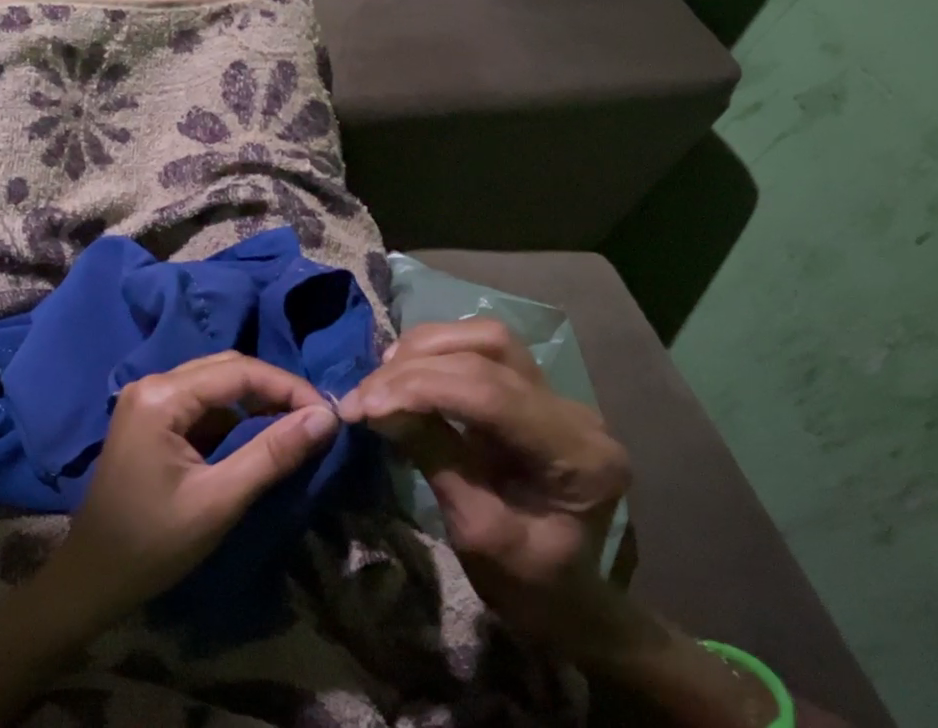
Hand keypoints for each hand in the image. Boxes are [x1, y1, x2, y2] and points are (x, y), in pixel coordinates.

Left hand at [46, 352, 340, 626]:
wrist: (96, 574)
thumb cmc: (154, 541)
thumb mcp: (219, 500)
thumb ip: (271, 454)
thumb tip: (326, 417)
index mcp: (161, 396)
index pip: (239, 371)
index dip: (289, 387)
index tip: (329, 415)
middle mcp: (152, 385)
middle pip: (227, 368)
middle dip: (275, 390)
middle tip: (317, 420)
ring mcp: (148, 401)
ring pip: (216, 384)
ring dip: (257, 401)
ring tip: (297, 428)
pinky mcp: (151, 420)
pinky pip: (202, 403)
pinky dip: (235, 416)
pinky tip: (261, 436)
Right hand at [339, 321, 630, 649]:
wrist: (565, 599)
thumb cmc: (525, 580)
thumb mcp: (475, 529)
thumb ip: (435, 457)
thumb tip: (378, 406)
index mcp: (577, 454)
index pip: (491, 394)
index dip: (420, 390)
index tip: (363, 408)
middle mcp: (574, 411)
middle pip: (489, 350)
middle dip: (414, 368)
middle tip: (361, 399)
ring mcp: (556, 397)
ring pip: (485, 337)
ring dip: (423, 351)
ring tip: (378, 382)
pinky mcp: (533, 393)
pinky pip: (482, 351)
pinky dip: (434, 355)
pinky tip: (402, 377)